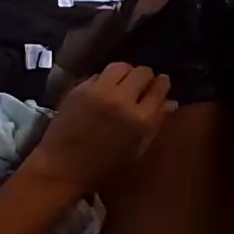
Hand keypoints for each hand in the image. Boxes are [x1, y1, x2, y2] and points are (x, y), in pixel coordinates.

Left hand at [23, 64, 174, 194]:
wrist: (63, 166)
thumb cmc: (104, 167)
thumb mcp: (136, 151)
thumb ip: (155, 124)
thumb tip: (171, 102)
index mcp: (140, 119)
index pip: (159, 88)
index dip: (162, 83)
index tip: (161, 84)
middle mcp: (122, 100)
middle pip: (142, 72)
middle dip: (146, 77)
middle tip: (142, 85)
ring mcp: (98, 91)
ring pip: (121, 66)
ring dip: (126, 74)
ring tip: (123, 84)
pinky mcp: (80, 88)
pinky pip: (99, 74)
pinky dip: (105, 80)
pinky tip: (103, 91)